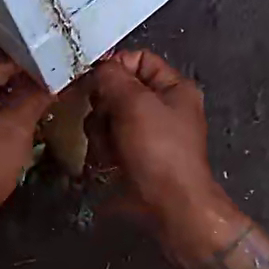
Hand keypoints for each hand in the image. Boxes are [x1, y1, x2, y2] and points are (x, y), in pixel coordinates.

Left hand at [0, 49, 52, 226]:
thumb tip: (52, 79)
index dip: (33, 66)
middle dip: (18, 83)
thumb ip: (35, 96)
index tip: (57, 75)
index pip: (3, 59)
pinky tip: (5, 134)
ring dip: (4, 102)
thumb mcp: (16, 128)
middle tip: (47, 93)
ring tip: (32, 113)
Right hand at [90, 50, 238, 257]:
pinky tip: (109, 162)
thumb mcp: (135, 103)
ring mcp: (149, 133)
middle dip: (104, 105)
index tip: (94, 81)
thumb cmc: (159, 150)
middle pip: (119, 90)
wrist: (171, 208)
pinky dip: (105, 149)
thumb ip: (112, 77)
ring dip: (101, 130)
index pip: (138, 59)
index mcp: (174, 87)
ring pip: (109, 116)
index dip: (115, 66)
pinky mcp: (136, 156)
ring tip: (109, 148)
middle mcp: (163, 107)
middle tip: (104, 119)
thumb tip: (97, 69)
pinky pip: (110, 140)